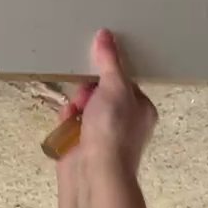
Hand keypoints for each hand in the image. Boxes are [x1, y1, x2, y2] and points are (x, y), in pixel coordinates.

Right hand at [59, 29, 157, 179]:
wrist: (94, 173)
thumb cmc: (113, 129)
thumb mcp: (114, 87)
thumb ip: (109, 61)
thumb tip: (105, 34)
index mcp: (141, 110)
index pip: (123, 81)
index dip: (108, 73)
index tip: (96, 67)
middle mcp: (124, 122)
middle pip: (101, 91)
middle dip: (88, 89)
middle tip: (85, 91)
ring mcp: (102, 134)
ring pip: (84, 105)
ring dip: (76, 102)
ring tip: (75, 108)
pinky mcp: (81, 143)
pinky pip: (71, 121)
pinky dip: (67, 118)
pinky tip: (66, 120)